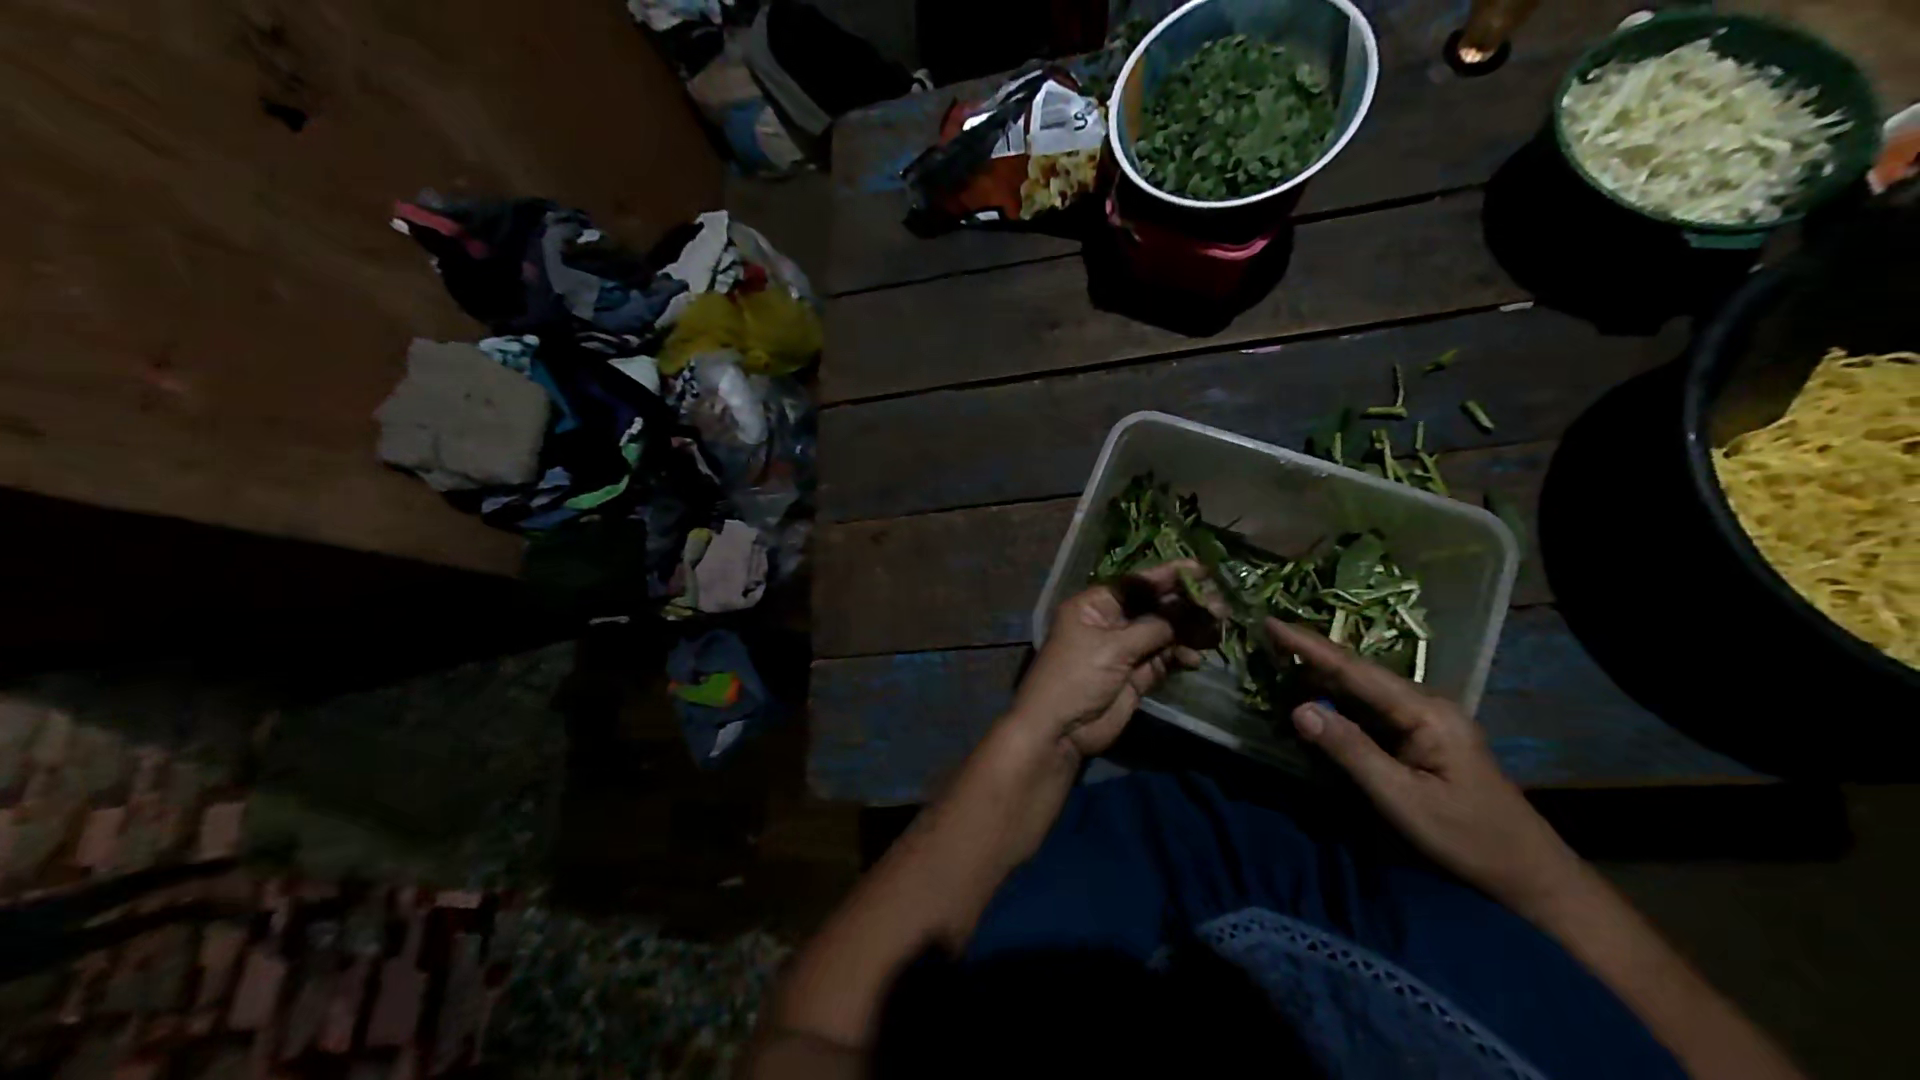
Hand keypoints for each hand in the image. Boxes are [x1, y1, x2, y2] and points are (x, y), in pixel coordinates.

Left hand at [1008, 562, 1205, 758]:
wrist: (1059, 731)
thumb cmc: (1076, 677)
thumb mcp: (1113, 647)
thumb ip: (1154, 628)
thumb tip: (1189, 609)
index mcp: (1094, 605)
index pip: (1136, 584)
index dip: (1167, 575)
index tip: (1200, 570)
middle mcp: (1110, 623)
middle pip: (1153, 607)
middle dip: (1184, 605)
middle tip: (1218, 606)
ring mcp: (1123, 650)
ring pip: (1163, 632)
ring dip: (1188, 630)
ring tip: (1216, 630)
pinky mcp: (1135, 676)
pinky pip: (1163, 658)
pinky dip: (1180, 656)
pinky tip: (1195, 658)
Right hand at [1267, 618, 1581, 907]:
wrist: (1529, 874)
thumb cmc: (1466, 837)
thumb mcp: (1402, 798)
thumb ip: (1350, 750)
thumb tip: (1299, 708)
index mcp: (1426, 712)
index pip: (1355, 671)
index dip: (1310, 647)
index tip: (1271, 623)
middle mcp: (1427, 704)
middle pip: (1359, 672)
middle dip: (1312, 653)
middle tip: (1269, 635)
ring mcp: (1428, 720)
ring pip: (1364, 688)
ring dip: (1323, 674)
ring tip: (1282, 656)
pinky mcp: (1424, 737)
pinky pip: (1372, 708)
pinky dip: (1339, 697)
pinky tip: (1317, 694)